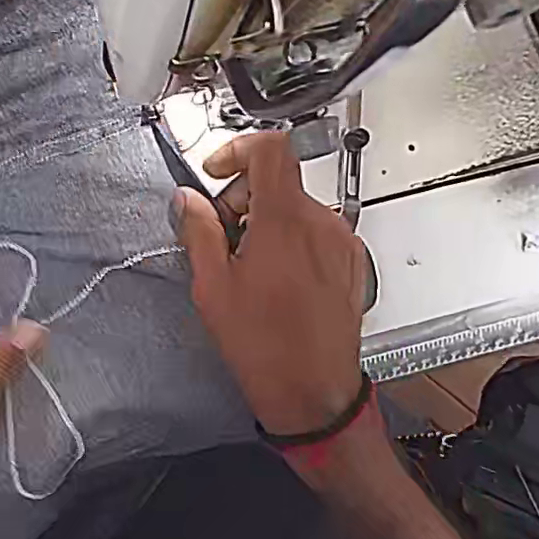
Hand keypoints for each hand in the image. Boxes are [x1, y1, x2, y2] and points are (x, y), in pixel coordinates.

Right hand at [175, 132, 366, 434]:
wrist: (311, 389)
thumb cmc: (266, 346)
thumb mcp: (213, 287)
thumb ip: (199, 232)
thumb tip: (188, 202)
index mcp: (283, 222)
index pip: (270, 149)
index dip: (237, 150)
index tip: (219, 171)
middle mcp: (320, 224)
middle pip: (278, 180)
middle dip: (243, 199)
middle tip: (223, 236)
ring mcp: (340, 243)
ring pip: (296, 207)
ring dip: (266, 221)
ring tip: (248, 266)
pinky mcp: (350, 261)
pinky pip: (315, 231)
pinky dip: (290, 239)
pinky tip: (275, 278)